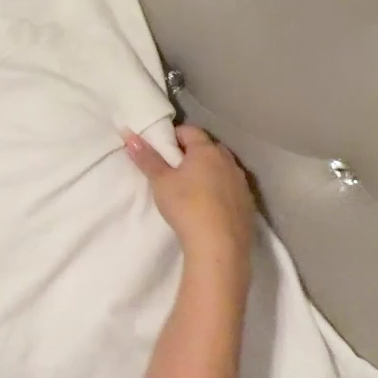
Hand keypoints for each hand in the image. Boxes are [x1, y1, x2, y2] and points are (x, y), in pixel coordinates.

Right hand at [122, 124, 255, 260]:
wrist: (219, 246)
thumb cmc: (186, 206)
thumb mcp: (160, 181)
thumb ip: (146, 157)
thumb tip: (128, 134)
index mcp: (207, 151)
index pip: (189, 130)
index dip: (172, 136)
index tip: (160, 151)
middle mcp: (229, 162)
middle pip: (208, 147)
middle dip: (191, 152)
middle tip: (172, 167)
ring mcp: (242, 183)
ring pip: (221, 167)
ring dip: (207, 170)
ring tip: (189, 186)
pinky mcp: (248, 204)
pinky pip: (231, 186)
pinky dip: (219, 188)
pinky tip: (207, 204)